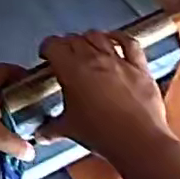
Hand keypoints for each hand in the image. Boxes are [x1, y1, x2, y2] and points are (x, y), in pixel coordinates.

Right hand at [35, 31, 174, 161]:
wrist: (138, 142)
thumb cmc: (101, 133)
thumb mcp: (69, 129)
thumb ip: (51, 127)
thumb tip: (41, 134)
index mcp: (71, 69)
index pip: (53, 45)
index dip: (47, 48)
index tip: (46, 55)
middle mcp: (93, 59)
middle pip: (74, 39)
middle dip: (66, 44)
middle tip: (64, 54)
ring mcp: (118, 61)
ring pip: (98, 36)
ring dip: (88, 38)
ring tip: (85, 46)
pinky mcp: (139, 68)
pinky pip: (130, 43)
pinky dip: (120, 37)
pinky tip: (115, 38)